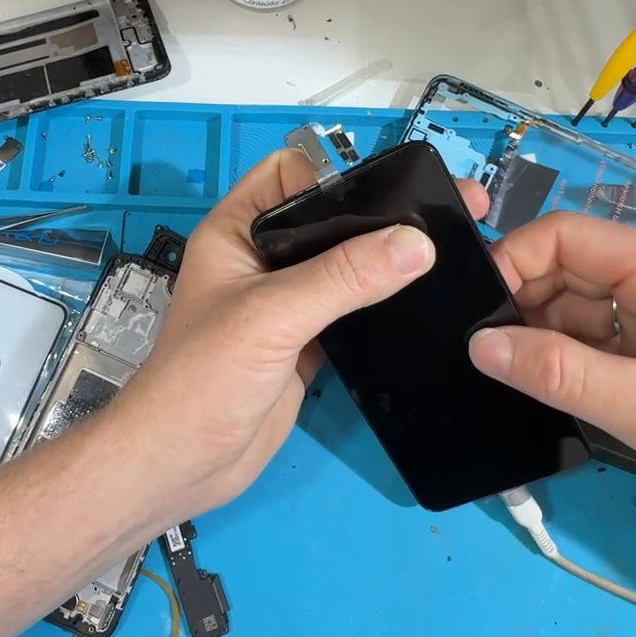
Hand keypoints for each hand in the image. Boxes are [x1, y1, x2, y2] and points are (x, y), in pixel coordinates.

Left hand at [109, 149, 486, 519]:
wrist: (183, 463)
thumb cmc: (206, 376)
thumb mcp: (271, 315)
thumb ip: (342, 277)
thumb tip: (418, 243)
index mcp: (235, 232)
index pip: (289, 176)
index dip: (336, 173)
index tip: (398, 186)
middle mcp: (262, 260)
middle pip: (325, 220)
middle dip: (379, 215)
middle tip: (449, 213)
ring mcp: (285, 303)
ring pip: (343, 267)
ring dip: (387, 261)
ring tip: (453, 252)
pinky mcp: (306, 343)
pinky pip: (352, 312)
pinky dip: (384, 306)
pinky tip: (427, 303)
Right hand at [467, 212, 635, 550]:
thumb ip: (559, 373)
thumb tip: (478, 343)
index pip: (567, 236)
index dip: (512, 263)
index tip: (475, 316)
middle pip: (572, 269)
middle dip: (526, 307)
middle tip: (488, 359)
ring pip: (585, 307)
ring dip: (550, 340)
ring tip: (519, 382)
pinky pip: (608, 339)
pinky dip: (577, 361)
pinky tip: (558, 391)